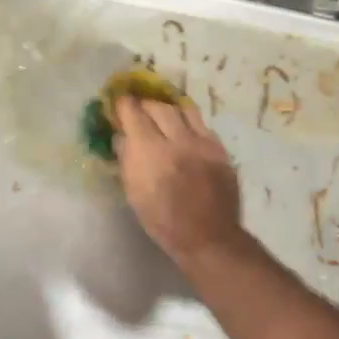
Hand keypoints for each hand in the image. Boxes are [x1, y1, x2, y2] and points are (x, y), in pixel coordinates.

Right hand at [112, 95, 243, 265]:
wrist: (208, 236)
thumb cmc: (163, 221)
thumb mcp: (134, 194)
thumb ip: (127, 160)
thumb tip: (122, 137)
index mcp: (150, 152)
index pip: (133, 113)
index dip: (124, 104)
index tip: (119, 102)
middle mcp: (177, 139)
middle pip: (158, 107)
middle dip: (145, 104)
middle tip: (138, 109)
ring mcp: (202, 141)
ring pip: (183, 108)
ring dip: (169, 107)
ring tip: (162, 112)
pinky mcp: (219, 148)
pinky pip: (201, 124)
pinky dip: (188, 122)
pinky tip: (184, 130)